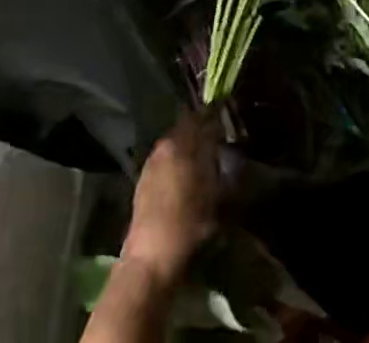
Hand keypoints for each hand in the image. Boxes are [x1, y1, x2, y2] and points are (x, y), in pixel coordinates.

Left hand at [122, 112, 218, 274]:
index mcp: (181, 145)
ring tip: (203, 153)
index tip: (224, 113)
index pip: (199, 118)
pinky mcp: (144, 177)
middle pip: (184, 127)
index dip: (213, 115)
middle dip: (200, 128)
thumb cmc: (190, 226)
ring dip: (187, 143)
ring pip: (173, 142)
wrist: (152, 254)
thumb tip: (223, 149)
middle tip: (216, 134)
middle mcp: (164, 146)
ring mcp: (151, 161)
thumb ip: (220, 167)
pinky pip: (164, 157)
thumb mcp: (216, 197)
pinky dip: (177, 157)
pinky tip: (185, 171)